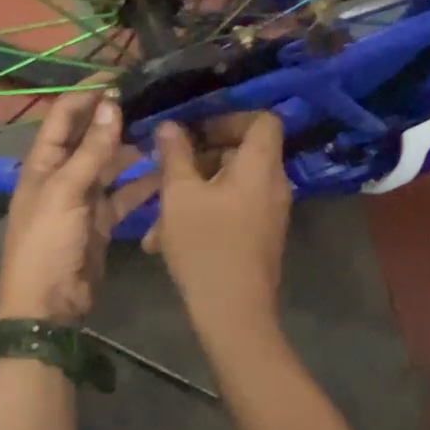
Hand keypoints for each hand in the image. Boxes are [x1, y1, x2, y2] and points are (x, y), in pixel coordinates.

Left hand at [0, 91, 157, 321]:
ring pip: (111, 166)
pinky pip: (125, 196)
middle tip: (156, 102)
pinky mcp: (102, 222)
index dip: (88, 96)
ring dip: (134, 150)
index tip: (122, 79)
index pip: (64, 117)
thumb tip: (112, 106)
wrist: (48, 305)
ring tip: (167, 131)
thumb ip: (91, 151)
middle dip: (117, 120)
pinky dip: (143, 185)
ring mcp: (83, 199)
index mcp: (43, 163)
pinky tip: (168, 172)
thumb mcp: (66, 192)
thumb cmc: (47, 243)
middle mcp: (62, 175)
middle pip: (90, 139)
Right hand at [145, 113, 290, 325]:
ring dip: (192, 192)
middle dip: (198, 159)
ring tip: (156, 218)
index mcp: (260, 167)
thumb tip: (171, 126)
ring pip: (228, 186)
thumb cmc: (206, 245)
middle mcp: (272, 185)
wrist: (233, 313)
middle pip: (241, 153)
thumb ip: (175, 155)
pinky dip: (202, 214)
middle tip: (165, 170)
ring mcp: (268, 214)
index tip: (194, 130)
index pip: (262, 120)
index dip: (229, 117)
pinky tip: (165, 240)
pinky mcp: (258, 237)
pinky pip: (231, 210)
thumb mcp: (179, 195)